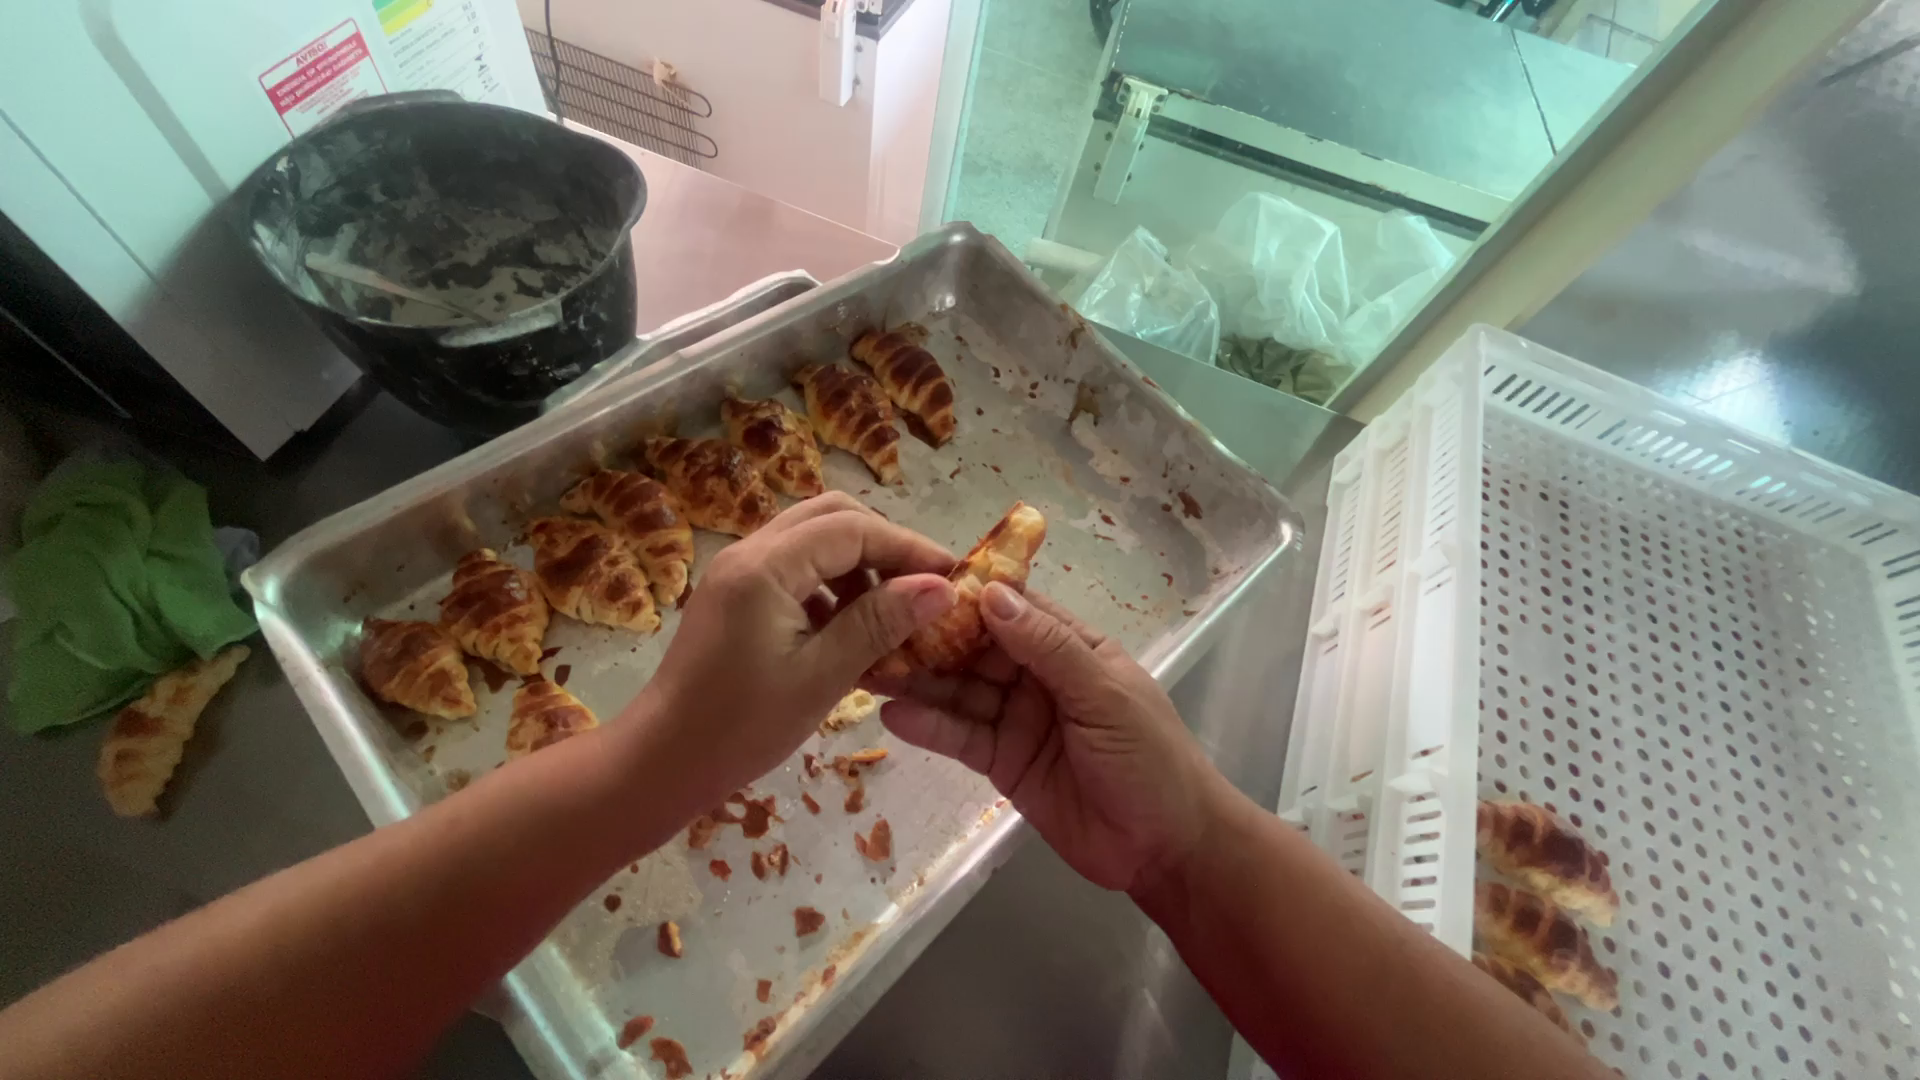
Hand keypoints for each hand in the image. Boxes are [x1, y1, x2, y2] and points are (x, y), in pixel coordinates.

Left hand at [624, 493, 955, 808]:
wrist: (661, 762)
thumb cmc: (740, 728)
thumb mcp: (821, 676)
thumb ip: (880, 624)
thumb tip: (941, 589)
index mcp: (765, 567)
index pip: (853, 529)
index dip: (908, 547)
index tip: (951, 575)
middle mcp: (749, 552)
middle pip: (832, 516)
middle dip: (885, 544)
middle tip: (922, 586)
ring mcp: (739, 569)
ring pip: (814, 537)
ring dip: (859, 563)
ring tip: (891, 611)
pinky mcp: (737, 592)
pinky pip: (796, 565)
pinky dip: (832, 583)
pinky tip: (849, 626)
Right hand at [877, 583, 1222, 893]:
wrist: (1165, 850)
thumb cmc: (1148, 759)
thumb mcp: (1103, 695)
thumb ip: (1048, 647)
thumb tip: (992, 594)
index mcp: (1070, 647)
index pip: (1013, 609)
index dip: (969, 594)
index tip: (917, 580)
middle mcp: (1038, 676)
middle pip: (976, 649)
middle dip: (931, 639)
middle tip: (876, 627)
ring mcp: (1017, 718)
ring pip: (961, 691)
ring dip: (919, 681)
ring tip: (869, 668)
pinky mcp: (1001, 761)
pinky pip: (961, 736)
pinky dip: (929, 725)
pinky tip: (893, 714)